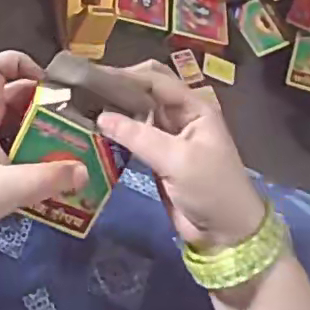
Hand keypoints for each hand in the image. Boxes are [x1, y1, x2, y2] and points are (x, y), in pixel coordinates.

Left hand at [0, 51, 87, 248]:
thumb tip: (83, 170)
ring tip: (68, 143)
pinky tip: (49, 168)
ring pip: (13, 119)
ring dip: (40, 127)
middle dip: (43, 101)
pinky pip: (10, 141)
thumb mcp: (7, 188)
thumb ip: (48, 179)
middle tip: (71, 119)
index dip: (21, 63)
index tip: (50, 84)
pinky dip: (30, 147)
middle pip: (12, 92)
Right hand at [96, 61, 266, 249]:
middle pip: (146, 90)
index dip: (126, 75)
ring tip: (83, 105)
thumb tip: (101, 117)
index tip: (93, 76)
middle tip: (86, 89)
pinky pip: (134, 135)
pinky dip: (117, 130)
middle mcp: (180, 115)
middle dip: (120, 86)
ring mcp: (168, 136)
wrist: (226, 234)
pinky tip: (95, 130)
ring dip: (116, 108)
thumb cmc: (211, 189)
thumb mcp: (177, 160)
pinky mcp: (158, 156)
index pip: (156, 79)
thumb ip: (138, 136)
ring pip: (138, 112)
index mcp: (194, 107)